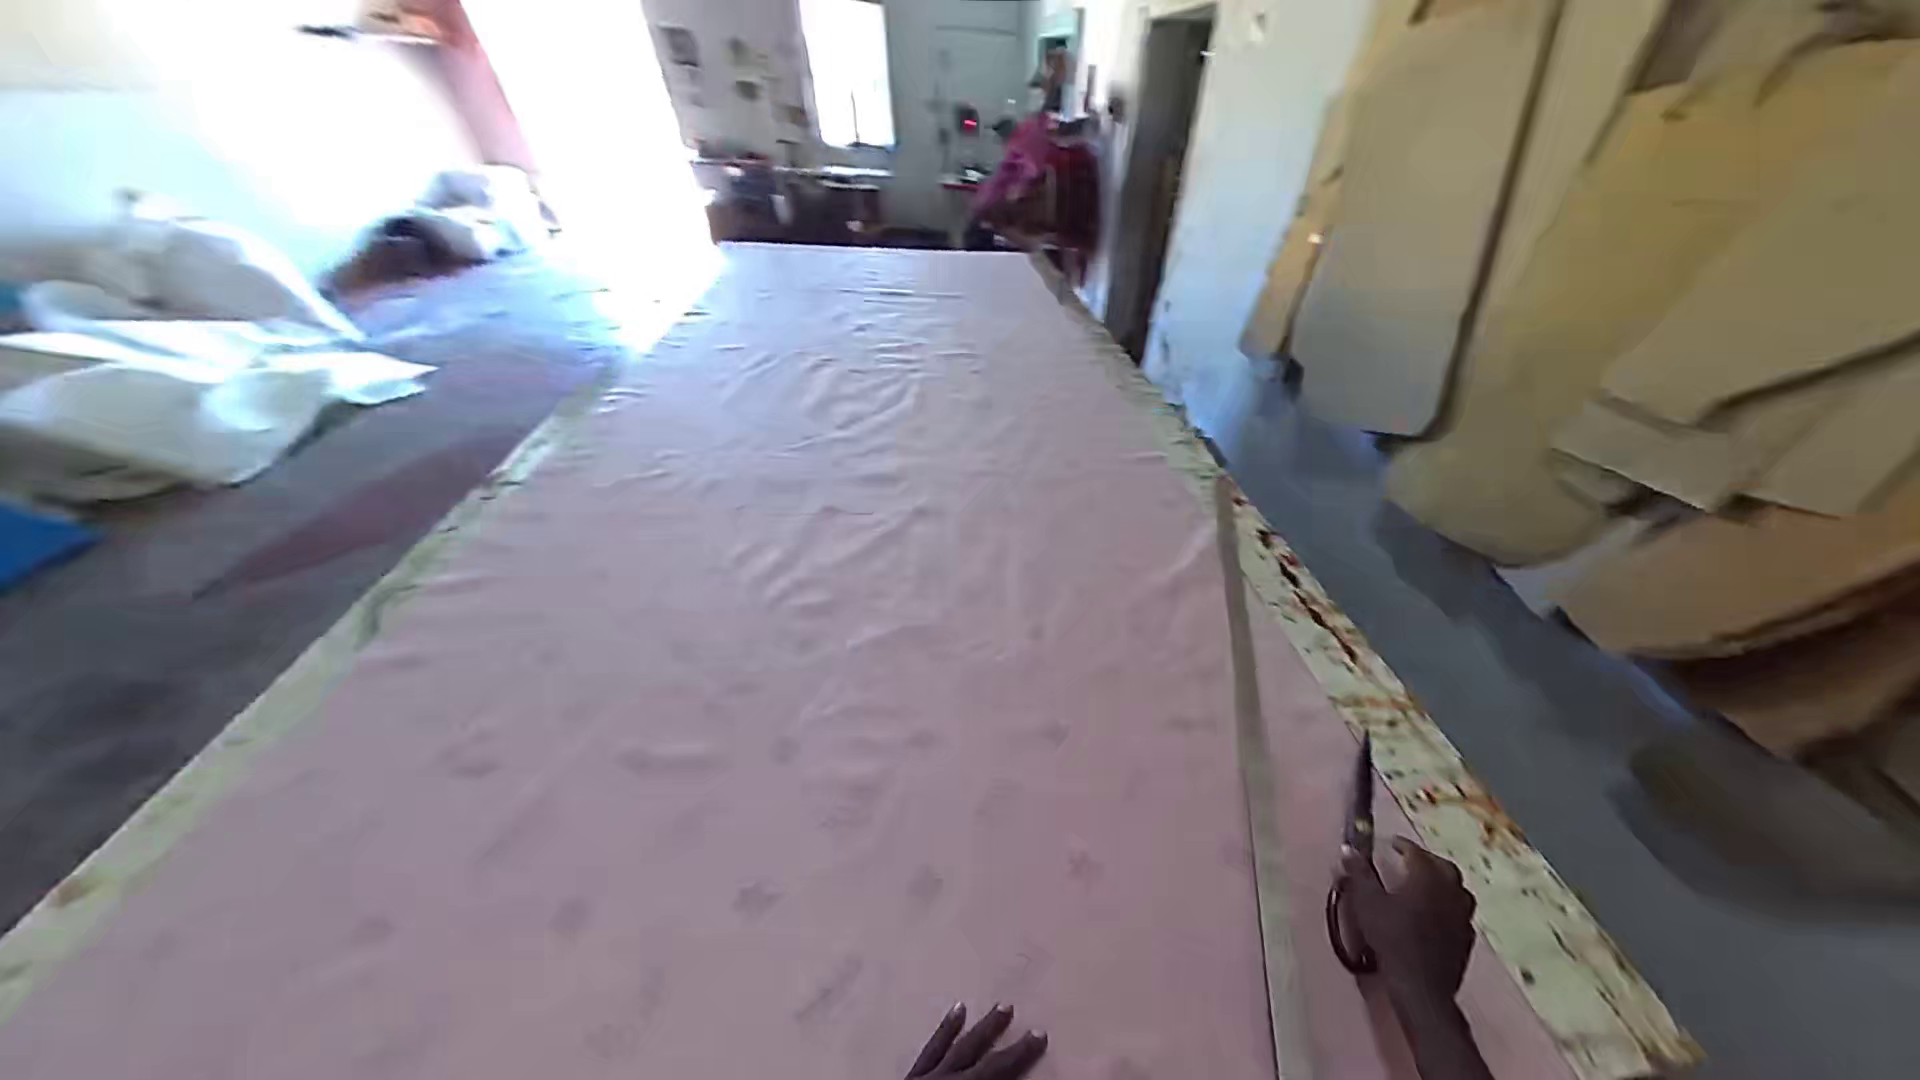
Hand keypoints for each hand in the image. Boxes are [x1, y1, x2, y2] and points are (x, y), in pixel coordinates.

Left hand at [905, 1002, 1047, 1079]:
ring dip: (980, 1028)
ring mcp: (927, 1078)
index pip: (997, 1072)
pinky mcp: (911, 1079)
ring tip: (999, 1008)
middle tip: (1019, 1011)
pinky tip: (956, 1010)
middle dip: (1003, 1037)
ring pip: (959, 1046)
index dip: (1021, 1056)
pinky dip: (945, 1030)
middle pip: (980, 1056)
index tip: (1040, 1035)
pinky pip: (931, 1049)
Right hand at [1341, 837, 1476, 1005]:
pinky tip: (1435, 913)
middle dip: (1428, 860)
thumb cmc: (1391, 937)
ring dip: (1443, 882)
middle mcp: (1450, 895)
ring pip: (1459, 891)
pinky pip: (1461, 914)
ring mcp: (1462, 920)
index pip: (1419, 854)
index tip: (1392, 843)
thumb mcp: (1366, 901)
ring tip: (1424, 884)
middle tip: (1409, 859)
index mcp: (1427, 881)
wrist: (1420, 984)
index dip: (1404, 845)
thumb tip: (1348, 848)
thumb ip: (1359, 872)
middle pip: (1446, 869)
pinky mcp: (1466, 941)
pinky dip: (1448, 905)